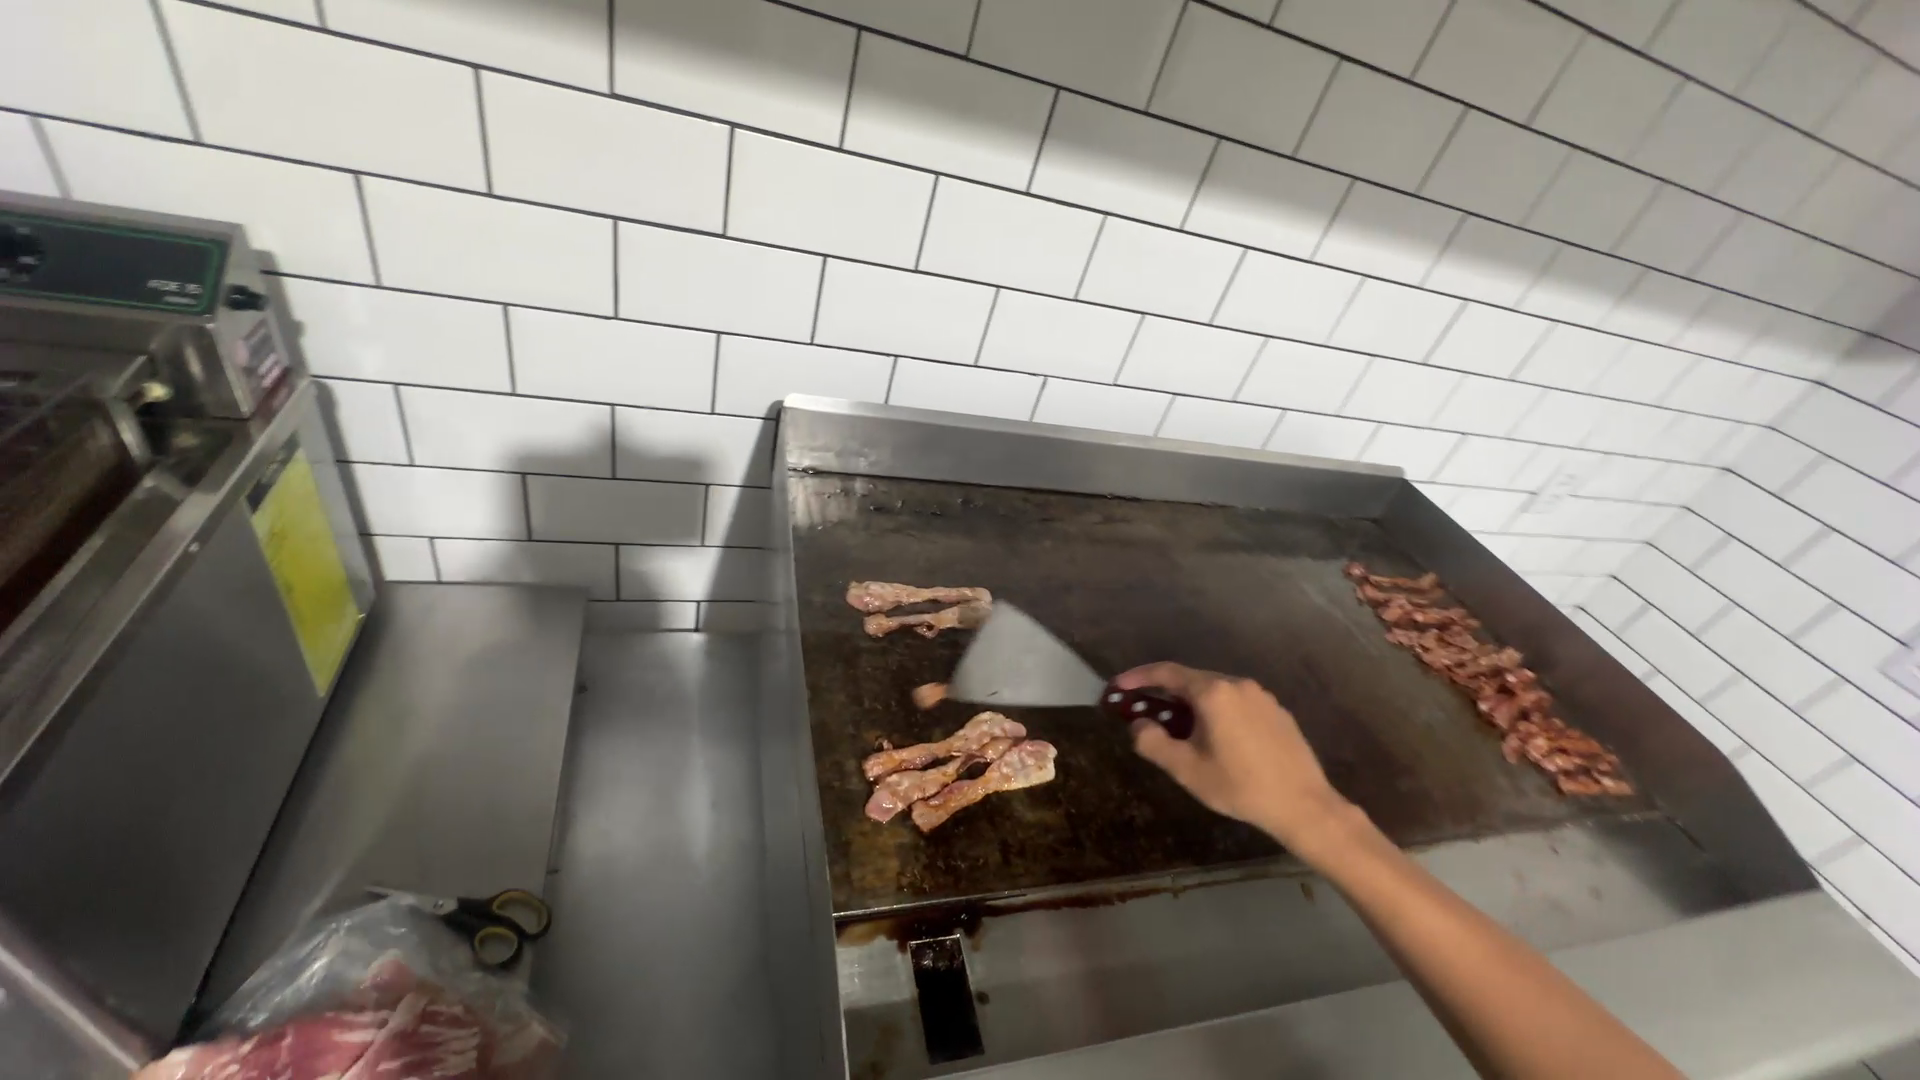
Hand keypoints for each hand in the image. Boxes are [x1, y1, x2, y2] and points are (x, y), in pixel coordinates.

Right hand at [1114, 662, 1355, 852]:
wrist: (1303, 805)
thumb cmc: (1240, 786)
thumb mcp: (1186, 769)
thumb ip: (1153, 742)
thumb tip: (1138, 724)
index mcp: (1213, 693)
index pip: (1166, 673)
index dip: (1139, 677)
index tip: (1119, 687)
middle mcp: (1238, 684)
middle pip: (1191, 681)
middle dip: (1166, 695)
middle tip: (1148, 715)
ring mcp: (1262, 697)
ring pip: (1216, 692)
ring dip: (1192, 706)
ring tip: (1182, 732)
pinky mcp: (1278, 712)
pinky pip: (1237, 704)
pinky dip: (1217, 713)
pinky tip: (1218, 740)